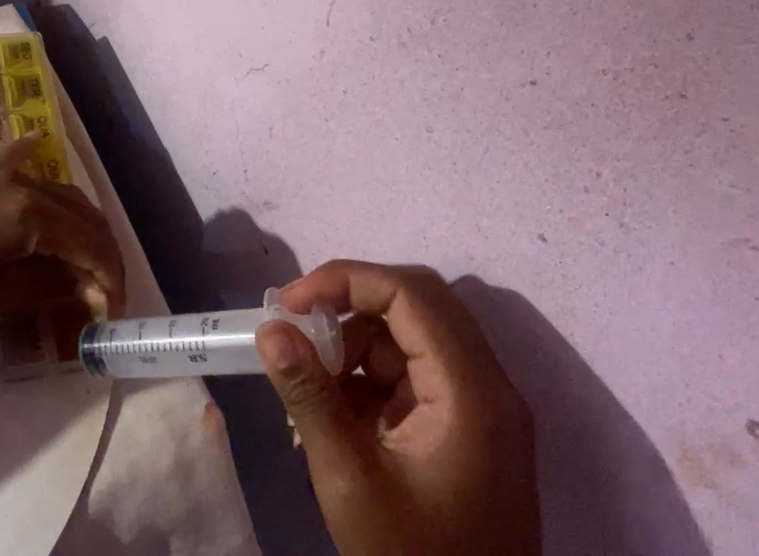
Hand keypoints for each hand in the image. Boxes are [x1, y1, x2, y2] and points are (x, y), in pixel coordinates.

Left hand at [0, 137, 125, 324]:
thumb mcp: (0, 296)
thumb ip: (52, 287)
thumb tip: (92, 290)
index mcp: (33, 217)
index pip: (91, 248)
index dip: (109, 282)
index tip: (114, 314)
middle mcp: (28, 187)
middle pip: (86, 218)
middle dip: (104, 256)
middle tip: (108, 294)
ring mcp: (7, 176)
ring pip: (65, 196)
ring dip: (84, 227)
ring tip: (89, 261)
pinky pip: (21, 161)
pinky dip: (36, 156)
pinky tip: (40, 142)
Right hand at [256, 261, 539, 555]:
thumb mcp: (348, 479)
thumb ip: (310, 395)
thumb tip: (270, 328)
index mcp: (472, 393)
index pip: (411, 295)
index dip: (345, 280)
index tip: (288, 303)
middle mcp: (488, 387)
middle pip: (417, 304)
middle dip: (349, 304)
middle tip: (295, 324)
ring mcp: (481, 408)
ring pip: (412, 336)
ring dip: (355, 344)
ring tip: (309, 386)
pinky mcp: (467, 429)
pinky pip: (413, 373)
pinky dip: (368, 377)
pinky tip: (333, 413)